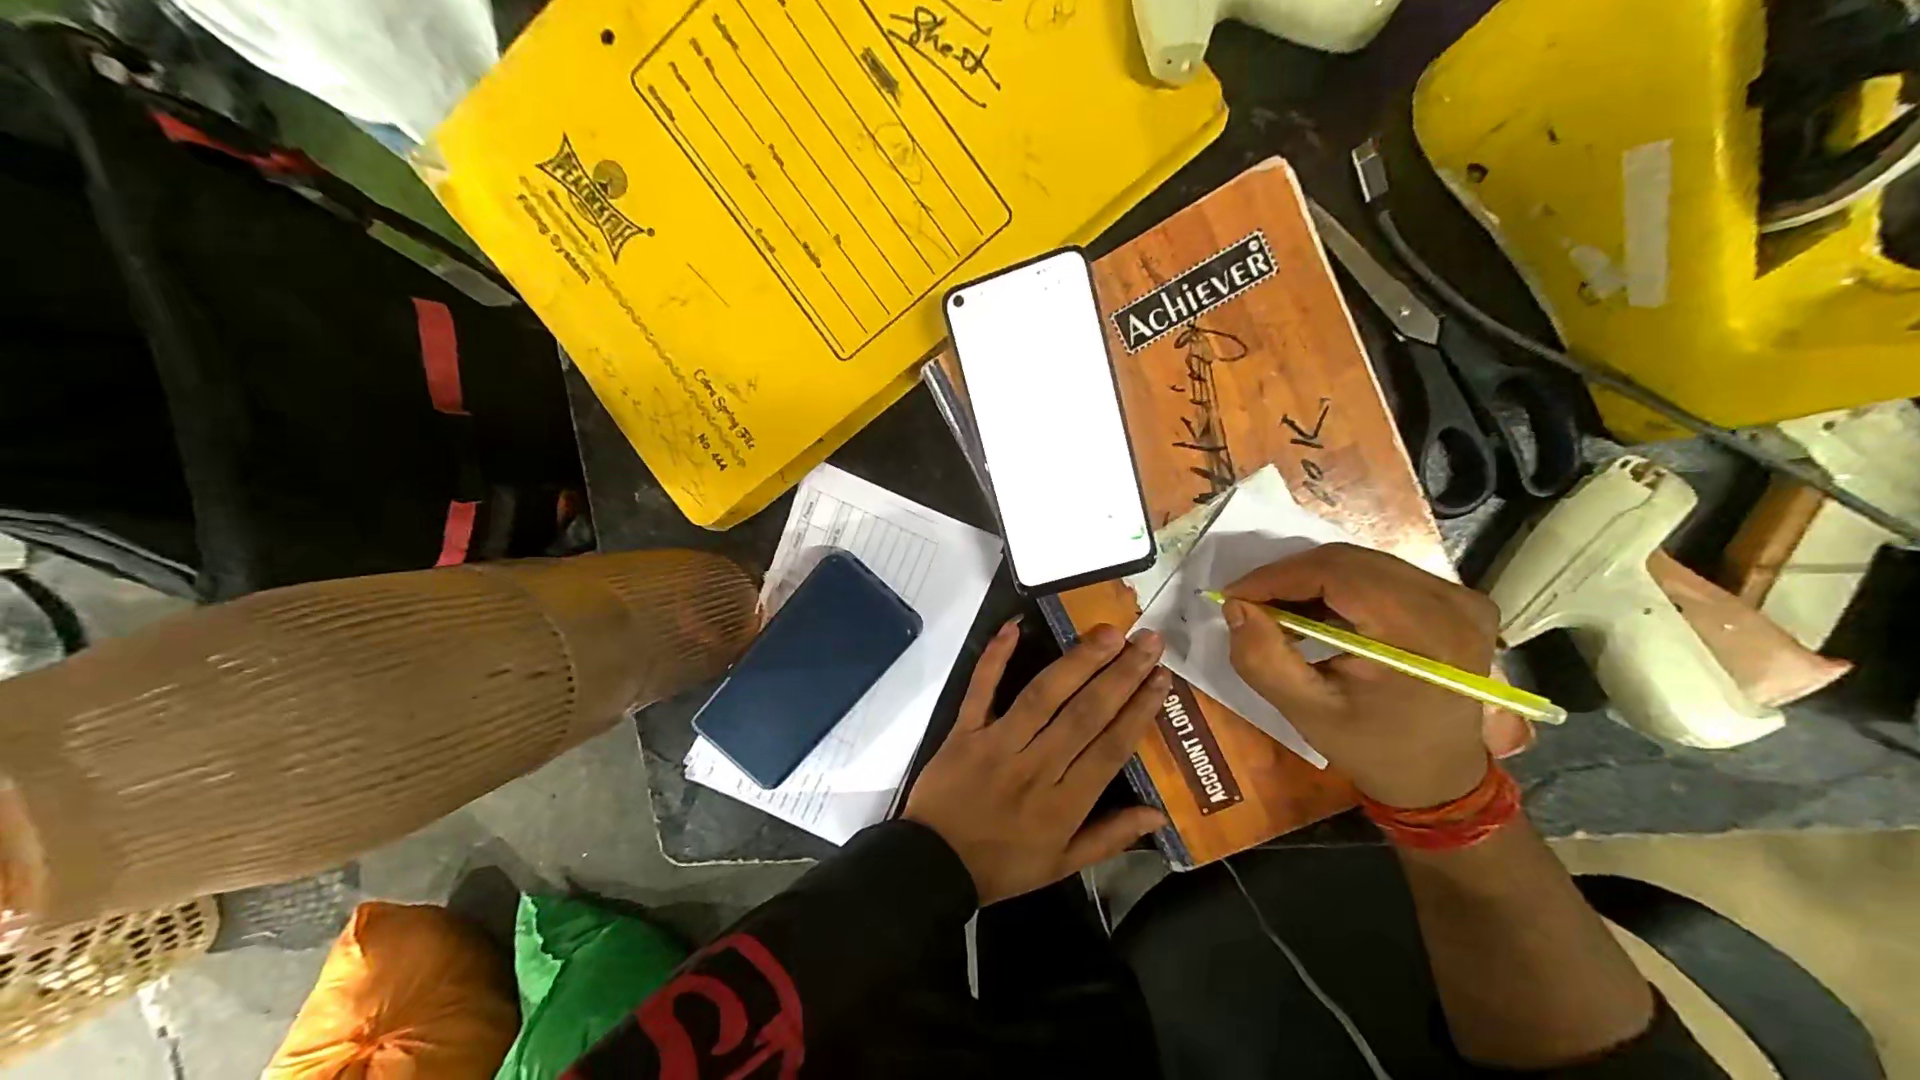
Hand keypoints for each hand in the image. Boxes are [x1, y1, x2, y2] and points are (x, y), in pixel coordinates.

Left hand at [904, 620, 1170, 905]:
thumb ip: (1110, 837)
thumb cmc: (1002, 865)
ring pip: (1043, 696)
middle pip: (1085, 714)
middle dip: (1121, 674)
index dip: (1139, 711)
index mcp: (1064, 803)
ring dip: (1078, 661)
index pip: (1111, 748)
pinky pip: (981, 689)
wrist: (933, 864)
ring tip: (1107, 632)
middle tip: (1147, 641)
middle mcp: (1036, 767)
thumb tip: (1157, 813)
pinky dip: (995, 657)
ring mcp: (997, 744)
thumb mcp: (1061, 865)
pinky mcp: (964, 731)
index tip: (1162, 678)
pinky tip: (1014, 627)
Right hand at [1222, 543, 1499, 808]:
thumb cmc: (1373, 749)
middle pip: (1349, 561)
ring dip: (1309, 578)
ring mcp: (1459, 598)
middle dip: (1288, 575)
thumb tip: (1235, 606)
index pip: (1336, 573)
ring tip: (1274, 608)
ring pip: (1361, 562)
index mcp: (1420, 633)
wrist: (1441, 777)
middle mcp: (1451, 603)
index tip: (1233, 594)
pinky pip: (1380, 573)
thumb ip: (1263, 658)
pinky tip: (1311, 611)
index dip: (1277, 576)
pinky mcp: (1455, 600)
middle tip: (1248, 601)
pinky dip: (1336, 585)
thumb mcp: (1306, 711)